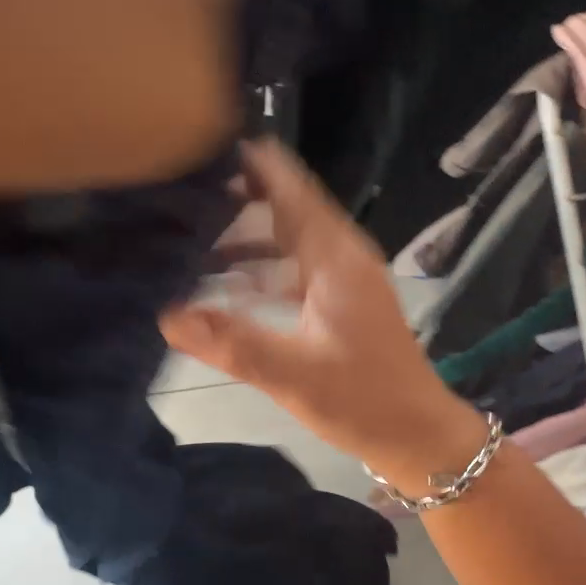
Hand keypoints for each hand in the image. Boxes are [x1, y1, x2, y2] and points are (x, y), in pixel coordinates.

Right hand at [160, 141, 482, 476]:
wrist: (418, 437)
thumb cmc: (364, 401)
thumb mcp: (295, 375)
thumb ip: (233, 343)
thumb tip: (167, 315)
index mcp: (336, 259)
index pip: (290, 189)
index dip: (251, 164)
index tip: (201, 147)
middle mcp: (341, 257)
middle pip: (283, 209)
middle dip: (235, 199)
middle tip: (176, 195)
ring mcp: (342, 280)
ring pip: (285, 241)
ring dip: (242, 239)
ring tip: (186, 237)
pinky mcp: (339, 304)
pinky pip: (291, 271)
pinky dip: (258, 271)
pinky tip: (221, 286)